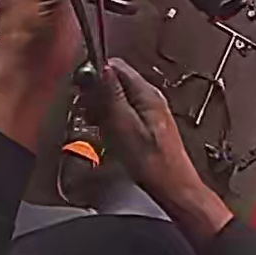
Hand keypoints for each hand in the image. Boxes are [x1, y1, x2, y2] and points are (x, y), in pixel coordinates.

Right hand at [94, 59, 233, 241]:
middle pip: (115, 79)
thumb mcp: (124, 126)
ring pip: (117, 95)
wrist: (174, 189)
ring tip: (95, 123)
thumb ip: (111, 95)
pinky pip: (123, 111)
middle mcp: (149, 97)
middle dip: (96, 92)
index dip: (94, 74)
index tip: (81, 90)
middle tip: (87, 110)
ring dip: (101, 106)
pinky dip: (110, 118)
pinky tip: (106, 133)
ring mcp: (149, 110)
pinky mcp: (147, 124)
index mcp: (146, 93)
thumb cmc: (152, 163)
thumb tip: (101, 67)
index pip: (115, 65)